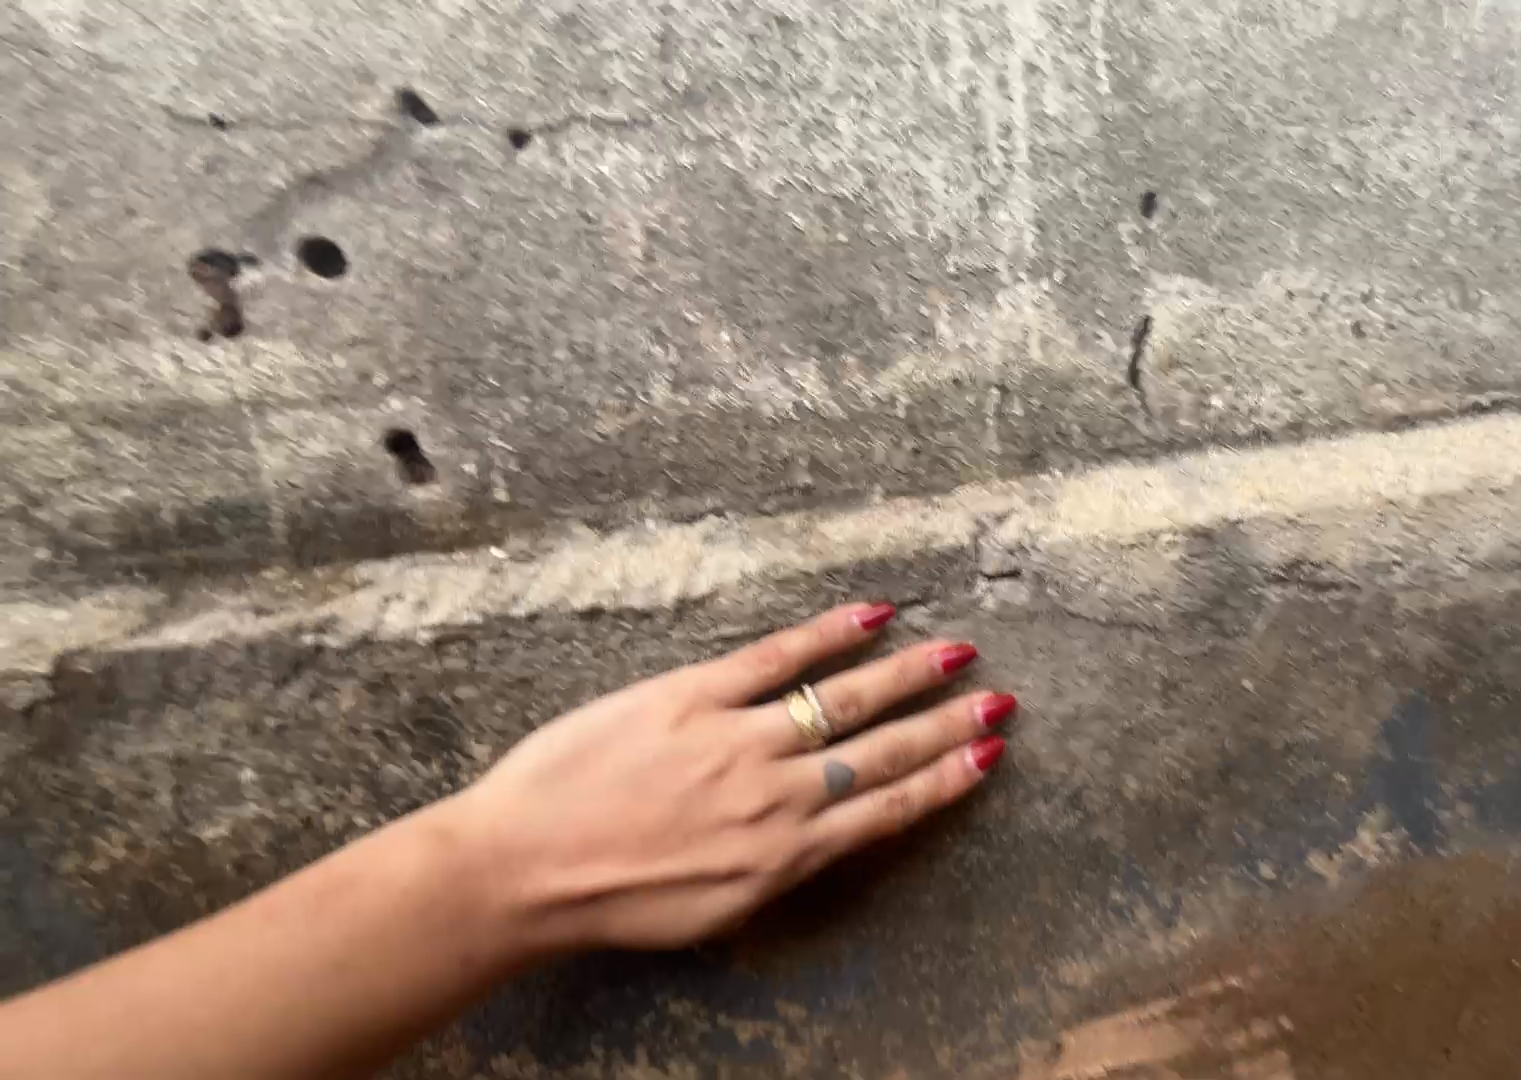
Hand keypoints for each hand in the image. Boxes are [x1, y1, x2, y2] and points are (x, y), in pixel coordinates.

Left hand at [448, 602, 1014, 952]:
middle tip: (998, 698)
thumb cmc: (613, 899)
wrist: (517, 873)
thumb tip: (828, 824)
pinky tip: (872, 614)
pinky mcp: (695, 696)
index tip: (987, 754)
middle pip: (882, 751)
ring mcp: (739, 740)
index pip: (886, 809)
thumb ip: (780, 863)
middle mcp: (777, 797)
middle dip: (947, 723)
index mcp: (783, 855)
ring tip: (956, 654)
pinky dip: (829, 633)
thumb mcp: (716, 908)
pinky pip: (775, 658)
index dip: (945, 780)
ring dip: (908, 676)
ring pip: (843, 700)